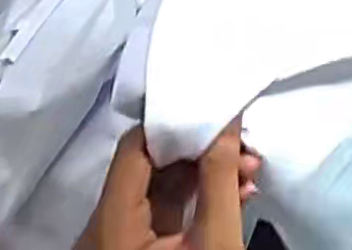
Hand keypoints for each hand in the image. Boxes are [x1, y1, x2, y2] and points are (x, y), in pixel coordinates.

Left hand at [80, 122, 260, 249]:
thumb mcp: (215, 240)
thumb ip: (220, 175)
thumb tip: (227, 118)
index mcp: (111, 226)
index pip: (136, 147)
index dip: (176, 124)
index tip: (218, 115)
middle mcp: (102, 231)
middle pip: (151, 164)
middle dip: (203, 150)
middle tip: (245, 148)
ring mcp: (117, 244)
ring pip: (162, 185)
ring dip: (207, 172)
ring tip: (249, 171)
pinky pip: (165, 208)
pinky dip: (199, 196)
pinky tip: (236, 193)